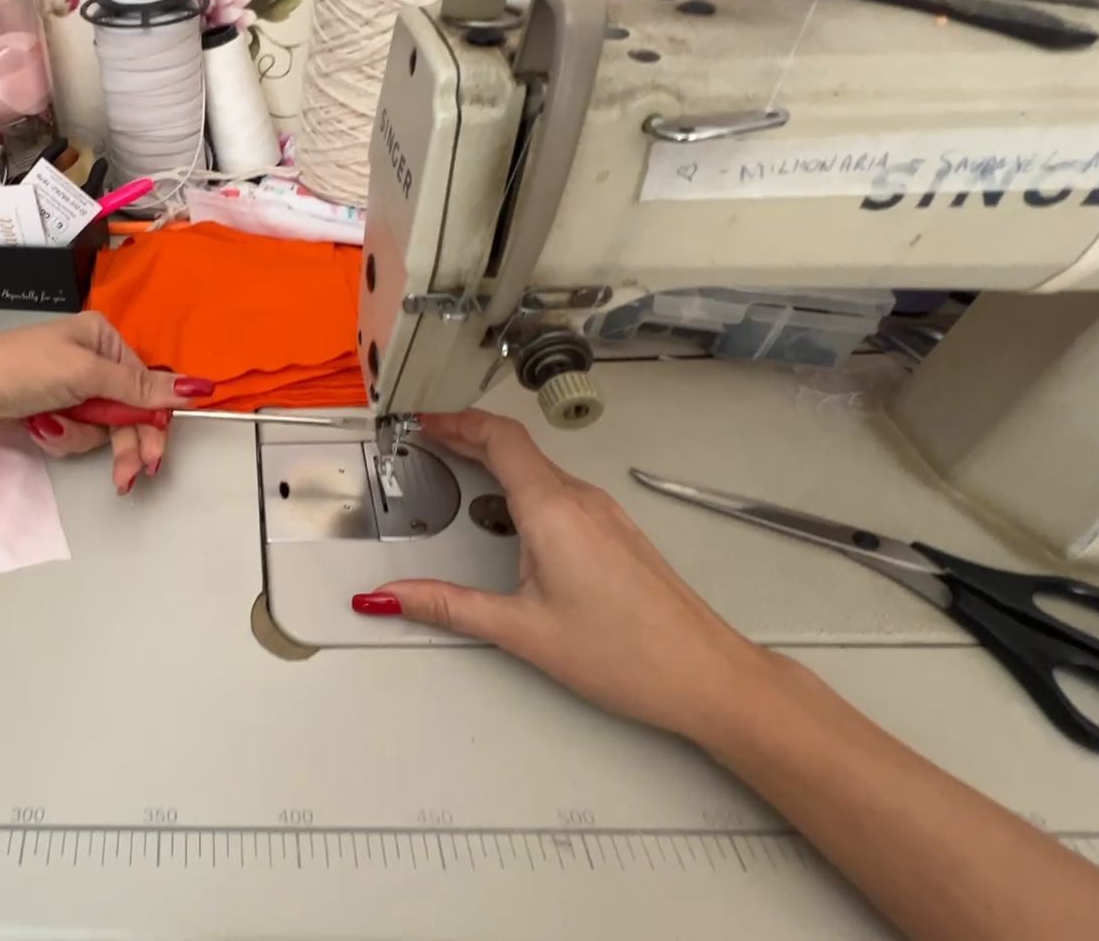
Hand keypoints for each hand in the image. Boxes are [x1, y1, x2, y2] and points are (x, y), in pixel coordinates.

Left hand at [0, 312, 212, 493]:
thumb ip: (140, 388)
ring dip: (80, 437)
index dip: (151, 423)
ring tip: (52, 431)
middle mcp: (93, 359)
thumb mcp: (86, 376)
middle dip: (122, 444)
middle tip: (126, 477)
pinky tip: (40, 427)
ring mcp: (72, 386)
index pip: (145, 387)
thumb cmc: (23, 370)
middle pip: (127, 412)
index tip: (153, 457)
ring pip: (101, 428)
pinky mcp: (54, 407)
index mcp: (104, 339)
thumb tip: (198, 387)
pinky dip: (61, 436)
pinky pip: (76, 432)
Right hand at [361, 410, 782, 740]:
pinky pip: (557, 488)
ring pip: (538, 466)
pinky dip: (519, 482)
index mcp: (552, 510)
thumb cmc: (624, 654)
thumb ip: (447, 605)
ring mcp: (603, 512)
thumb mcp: (520, 630)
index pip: (499, 438)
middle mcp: (580, 500)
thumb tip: (389, 597)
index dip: (456, 421)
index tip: (423, 421)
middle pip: (515, 445)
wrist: (709, 677)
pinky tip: (505, 509)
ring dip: (493, 458)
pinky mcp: (613, 530)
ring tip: (456, 466)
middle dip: (466, 435)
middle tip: (427, 438)